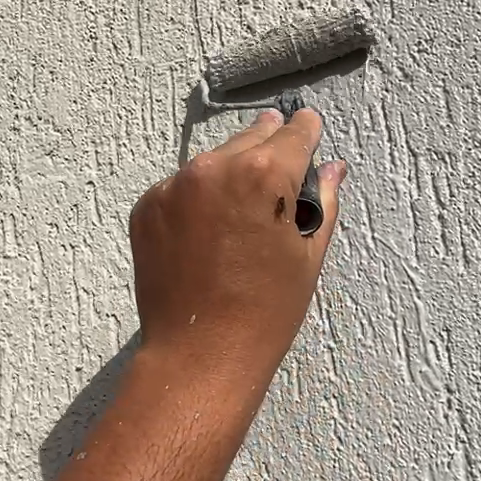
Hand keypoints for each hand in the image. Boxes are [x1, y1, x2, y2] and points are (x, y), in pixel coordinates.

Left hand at [129, 107, 345, 385]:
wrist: (200, 353)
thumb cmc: (266, 312)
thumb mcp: (307, 256)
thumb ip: (322, 203)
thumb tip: (333, 169)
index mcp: (265, 175)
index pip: (294, 133)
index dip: (306, 131)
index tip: (308, 126)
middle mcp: (215, 168)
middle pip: (252, 139)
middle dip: (269, 148)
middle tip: (278, 167)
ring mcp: (174, 187)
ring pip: (213, 163)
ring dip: (231, 174)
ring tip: (244, 209)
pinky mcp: (147, 207)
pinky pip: (181, 188)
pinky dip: (197, 199)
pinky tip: (210, 232)